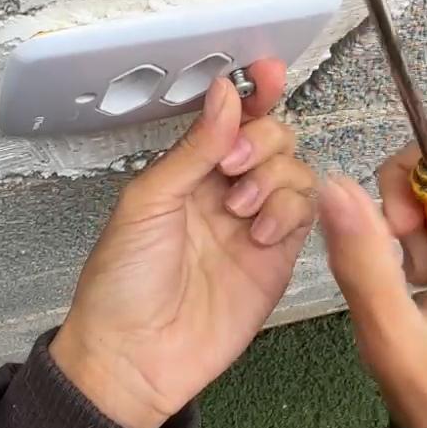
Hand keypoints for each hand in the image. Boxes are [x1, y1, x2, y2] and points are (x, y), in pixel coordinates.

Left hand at [52, 60, 316, 427]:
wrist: (134, 356)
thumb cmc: (122, 281)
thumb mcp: (148, 203)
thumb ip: (193, 149)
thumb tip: (225, 94)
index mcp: (184, 172)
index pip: (228, 120)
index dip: (252, 93)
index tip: (268, 71)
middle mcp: (220, 191)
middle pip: (271, 138)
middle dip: (261, 140)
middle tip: (232, 167)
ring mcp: (251, 222)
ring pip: (294, 171)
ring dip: (273, 177)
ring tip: (240, 210)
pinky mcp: (275, 257)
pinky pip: (304, 213)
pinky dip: (289, 210)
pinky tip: (261, 233)